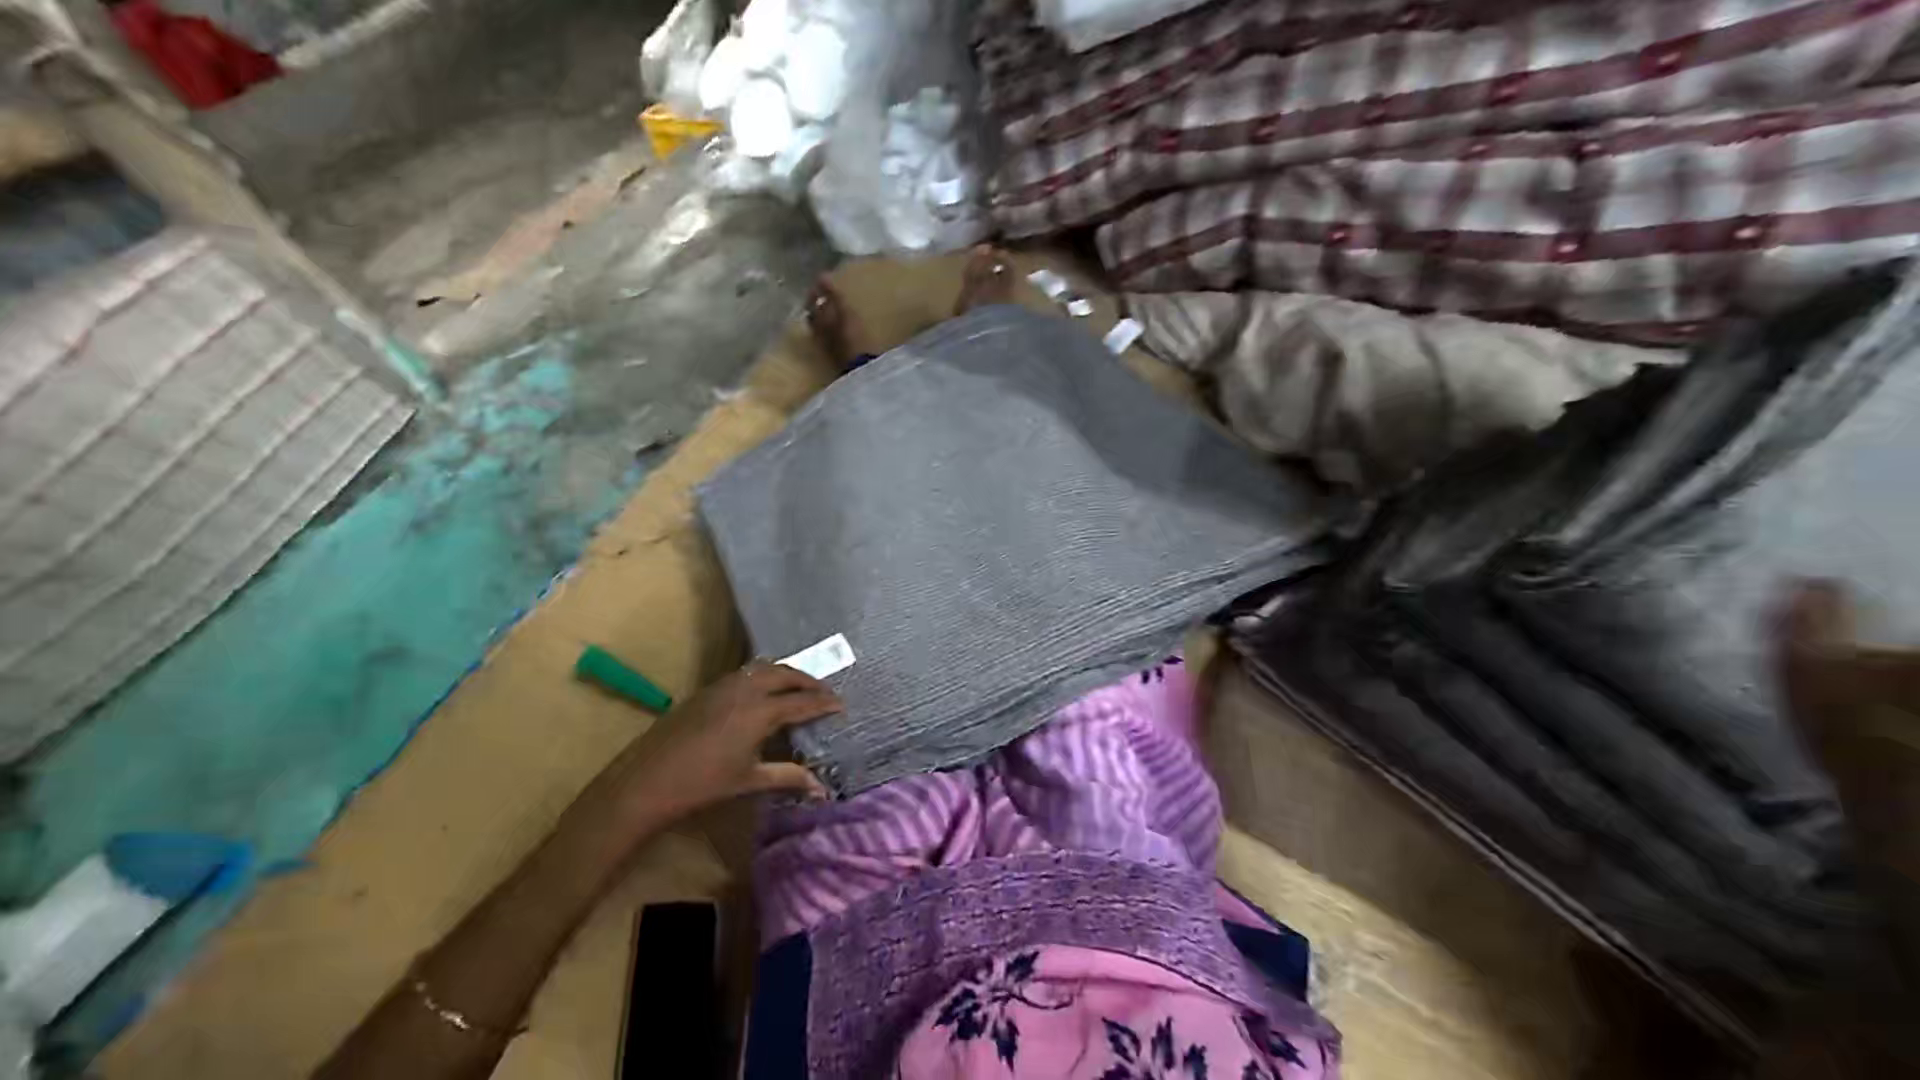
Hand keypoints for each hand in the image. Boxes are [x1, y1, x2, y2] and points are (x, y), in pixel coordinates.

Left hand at [576, 662, 840, 840]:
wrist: (645, 781)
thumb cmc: (702, 784)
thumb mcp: (750, 781)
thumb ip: (788, 778)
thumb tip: (822, 789)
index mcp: (760, 712)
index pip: (802, 701)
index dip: (824, 702)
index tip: (842, 704)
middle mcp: (745, 691)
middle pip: (785, 674)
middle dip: (808, 681)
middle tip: (824, 693)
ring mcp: (723, 687)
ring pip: (763, 669)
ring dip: (786, 674)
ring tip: (799, 688)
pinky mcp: (706, 691)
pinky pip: (745, 674)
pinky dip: (764, 676)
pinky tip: (764, 692)